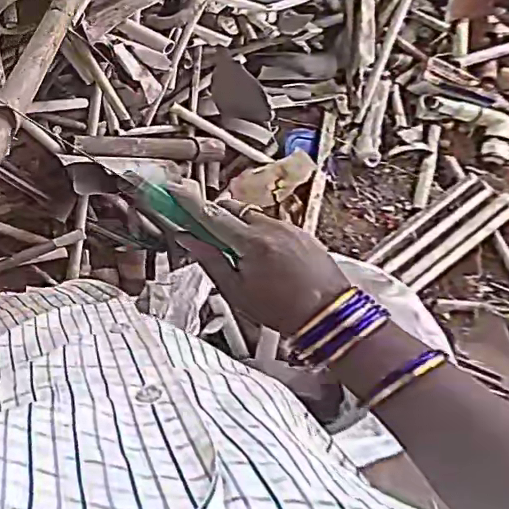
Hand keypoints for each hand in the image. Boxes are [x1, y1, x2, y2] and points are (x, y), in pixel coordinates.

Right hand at [166, 179, 351, 334]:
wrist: (335, 319)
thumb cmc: (284, 311)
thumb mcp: (235, 290)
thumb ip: (208, 259)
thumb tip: (187, 239)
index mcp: (251, 243)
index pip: (210, 214)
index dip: (188, 201)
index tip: (173, 189)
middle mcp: (272, 229)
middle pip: (230, 207)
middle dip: (214, 215)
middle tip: (207, 234)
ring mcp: (290, 229)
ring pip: (250, 214)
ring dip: (237, 224)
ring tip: (239, 251)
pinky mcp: (303, 233)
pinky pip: (270, 223)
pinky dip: (258, 231)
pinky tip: (261, 254)